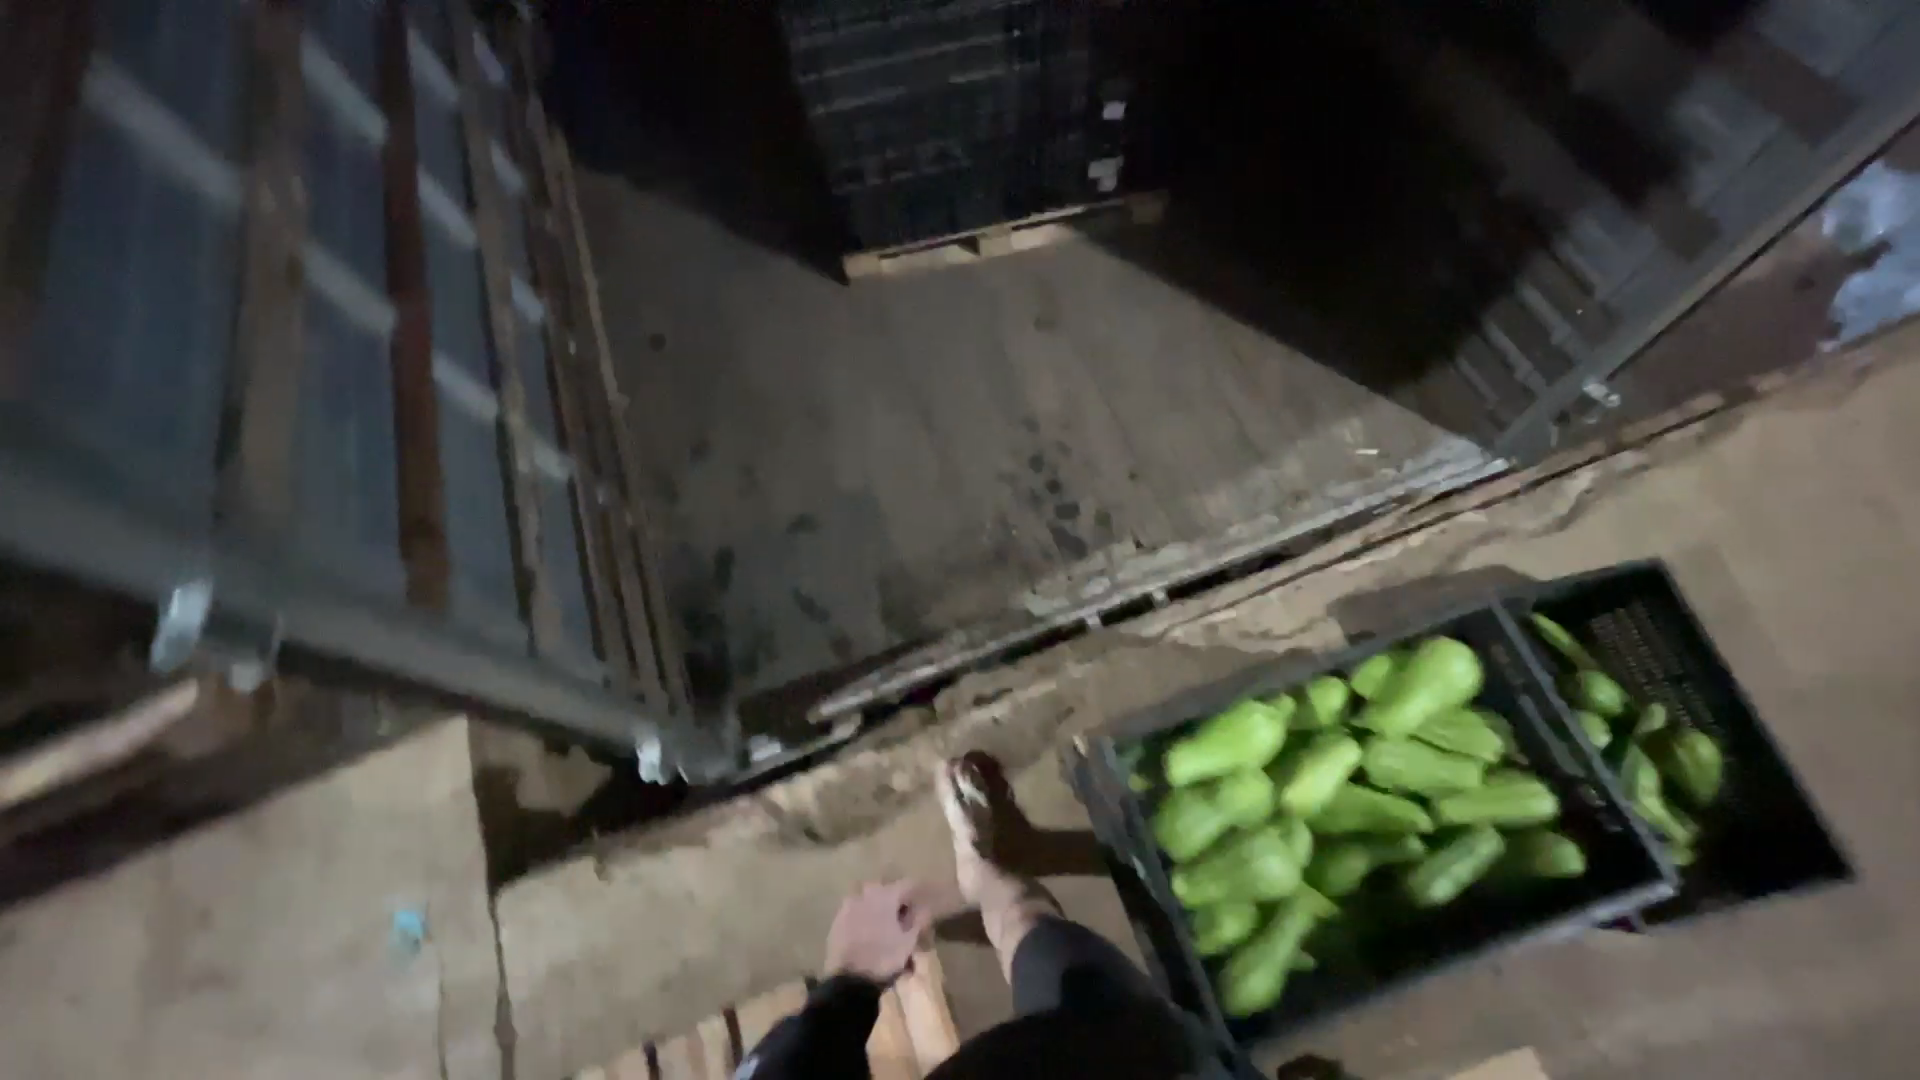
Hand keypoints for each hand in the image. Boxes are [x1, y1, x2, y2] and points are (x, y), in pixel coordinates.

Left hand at [824, 881, 928, 983]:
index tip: (922, 905)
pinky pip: (855, 910)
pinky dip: (863, 916)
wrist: (848, 980)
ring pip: (868, 898)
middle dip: (895, 899)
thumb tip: (924, 908)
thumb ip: (918, 921)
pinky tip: (866, 932)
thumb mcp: (908, 942)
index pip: (907, 884)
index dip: (916, 894)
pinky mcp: (837, 920)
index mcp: (886, 895)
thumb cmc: (883, 958)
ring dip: (877, 906)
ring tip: (883, 925)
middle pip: (885, 888)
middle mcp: (866, 893)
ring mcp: (849, 905)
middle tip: (901, 917)